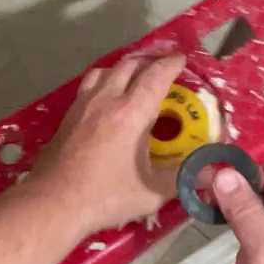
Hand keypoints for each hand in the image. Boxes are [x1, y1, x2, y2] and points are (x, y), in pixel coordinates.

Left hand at [28, 53, 186, 234]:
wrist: (53, 203)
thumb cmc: (105, 197)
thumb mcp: (151, 193)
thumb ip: (182, 179)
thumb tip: (210, 173)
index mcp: (131, 113)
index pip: (155, 76)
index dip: (171, 64)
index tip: (182, 59)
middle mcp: (106, 100)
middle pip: (129, 65)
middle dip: (150, 60)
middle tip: (164, 66)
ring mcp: (82, 106)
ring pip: (105, 71)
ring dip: (124, 67)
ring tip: (136, 76)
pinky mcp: (67, 117)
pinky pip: (89, 85)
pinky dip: (105, 80)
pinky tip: (107, 97)